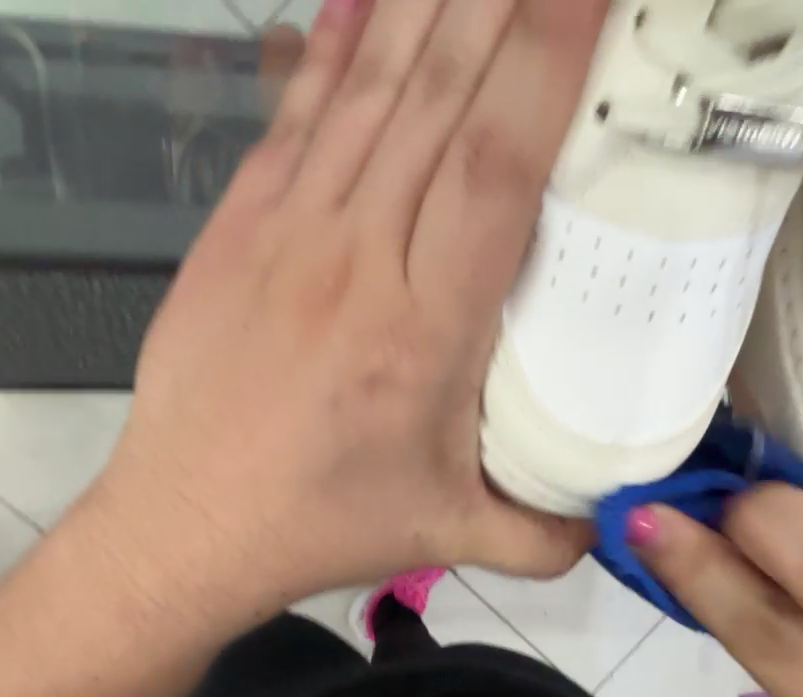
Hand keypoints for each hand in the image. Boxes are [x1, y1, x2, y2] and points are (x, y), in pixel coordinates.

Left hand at [98, 0, 602, 613]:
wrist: (186, 526)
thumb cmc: (319, 525)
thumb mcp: (448, 536)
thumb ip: (543, 534)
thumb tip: (616, 521)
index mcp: (423, 333)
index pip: (495, 169)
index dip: (545, 64)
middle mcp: (357, 262)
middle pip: (435, 100)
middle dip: (498, 0)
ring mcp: (287, 236)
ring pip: (365, 91)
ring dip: (423, 1)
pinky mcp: (234, 231)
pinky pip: (290, 119)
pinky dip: (327, 49)